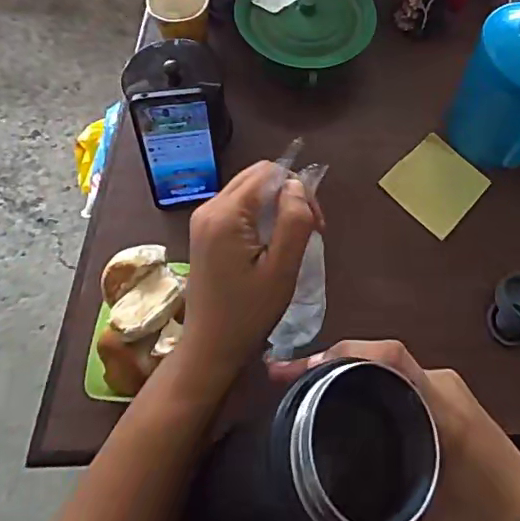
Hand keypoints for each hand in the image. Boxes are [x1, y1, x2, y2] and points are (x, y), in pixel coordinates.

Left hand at [173, 161, 321, 393]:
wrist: (210, 347)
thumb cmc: (248, 314)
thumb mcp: (281, 270)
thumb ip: (293, 221)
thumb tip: (297, 186)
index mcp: (225, 214)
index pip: (271, 173)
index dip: (299, 190)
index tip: (315, 225)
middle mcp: (209, 207)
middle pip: (258, 175)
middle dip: (288, 193)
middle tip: (308, 229)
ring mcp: (203, 218)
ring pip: (249, 188)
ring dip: (275, 203)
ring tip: (291, 238)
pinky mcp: (204, 230)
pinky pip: (238, 205)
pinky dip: (260, 214)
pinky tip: (271, 242)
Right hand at [269, 340, 519, 520]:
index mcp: (441, 412)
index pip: (390, 358)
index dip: (344, 354)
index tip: (303, 372)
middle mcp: (442, 387)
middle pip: (378, 353)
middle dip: (329, 360)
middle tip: (287, 381)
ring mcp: (446, 384)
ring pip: (386, 361)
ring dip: (345, 366)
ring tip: (303, 388)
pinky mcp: (446, 391)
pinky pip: (398, 371)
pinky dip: (366, 376)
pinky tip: (341, 397)